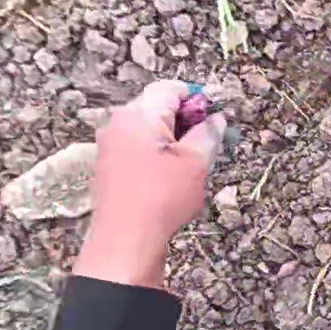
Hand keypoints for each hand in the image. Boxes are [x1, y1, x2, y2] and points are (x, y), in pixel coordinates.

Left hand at [72, 80, 227, 289]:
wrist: (126, 240)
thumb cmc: (160, 199)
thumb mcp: (196, 161)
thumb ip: (209, 133)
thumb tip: (217, 119)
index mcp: (138, 115)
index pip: (172, 89)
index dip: (200, 99)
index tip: (218, 118)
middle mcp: (119, 123)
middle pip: (160, 106)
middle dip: (190, 120)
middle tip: (212, 143)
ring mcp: (112, 144)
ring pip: (152, 128)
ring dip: (178, 138)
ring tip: (197, 163)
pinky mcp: (112, 164)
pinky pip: (142, 145)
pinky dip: (163, 152)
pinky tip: (177, 175)